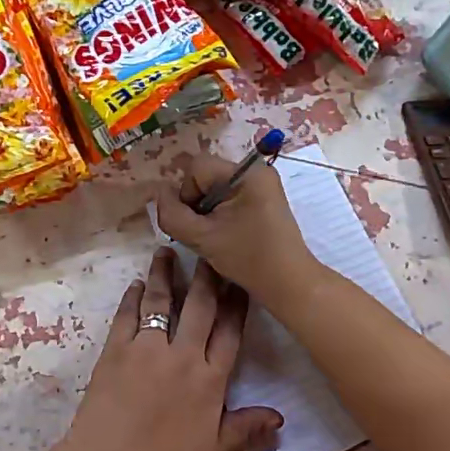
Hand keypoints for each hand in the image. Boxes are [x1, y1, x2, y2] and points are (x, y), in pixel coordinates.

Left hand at [54, 250, 280, 450]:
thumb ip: (243, 427)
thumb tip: (279, 417)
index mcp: (211, 381)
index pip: (230, 331)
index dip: (237, 302)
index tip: (241, 278)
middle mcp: (183, 356)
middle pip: (200, 305)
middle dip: (207, 276)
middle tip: (209, 250)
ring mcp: (147, 349)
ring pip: (161, 301)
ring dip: (164, 274)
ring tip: (166, 251)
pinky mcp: (115, 350)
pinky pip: (127, 315)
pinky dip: (133, 297)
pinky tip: (136, 285)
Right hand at [155, 155, 319, 299]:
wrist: (289, 283)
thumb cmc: (247, 258)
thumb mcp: (201, 238)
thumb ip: (172, 214)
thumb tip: (160, 194)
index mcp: (246, 172)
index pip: (197, 167)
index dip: (187, 194)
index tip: (198, 222)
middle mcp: (257, 169)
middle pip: (207, 175)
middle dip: (198, 202)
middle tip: (206, 231)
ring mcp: (263, 183)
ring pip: (217, 186)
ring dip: (209, 209)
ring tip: (218, 234)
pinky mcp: (265, 197)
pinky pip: (231, 194)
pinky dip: (222, 212)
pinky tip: (229, 233)